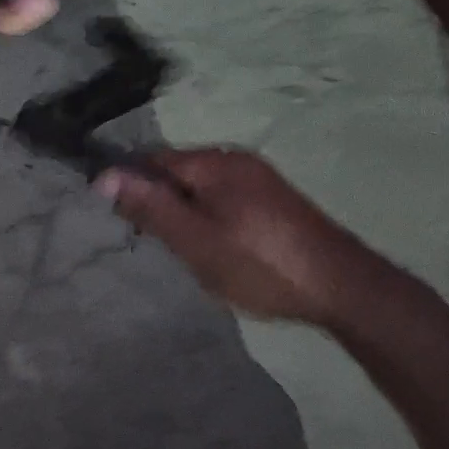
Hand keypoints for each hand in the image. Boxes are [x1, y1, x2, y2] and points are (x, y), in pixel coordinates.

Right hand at [98, 148, 384, 323]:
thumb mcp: (194, 239)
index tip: (127, 223)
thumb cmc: (259, 264)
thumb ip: (150, 205)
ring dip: (187, 212)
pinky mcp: (277, 201)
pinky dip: (212, 217)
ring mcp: (261, 178)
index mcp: (213, 161)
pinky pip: (226, 198)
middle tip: (160, 243)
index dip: (132, 187)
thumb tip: (103, 174)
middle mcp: (237, 159)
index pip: (151, 160)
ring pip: (202, 187)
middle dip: (161, 201)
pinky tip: (221, 248)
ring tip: (190, 251)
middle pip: (177, 172)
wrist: (344, 289)